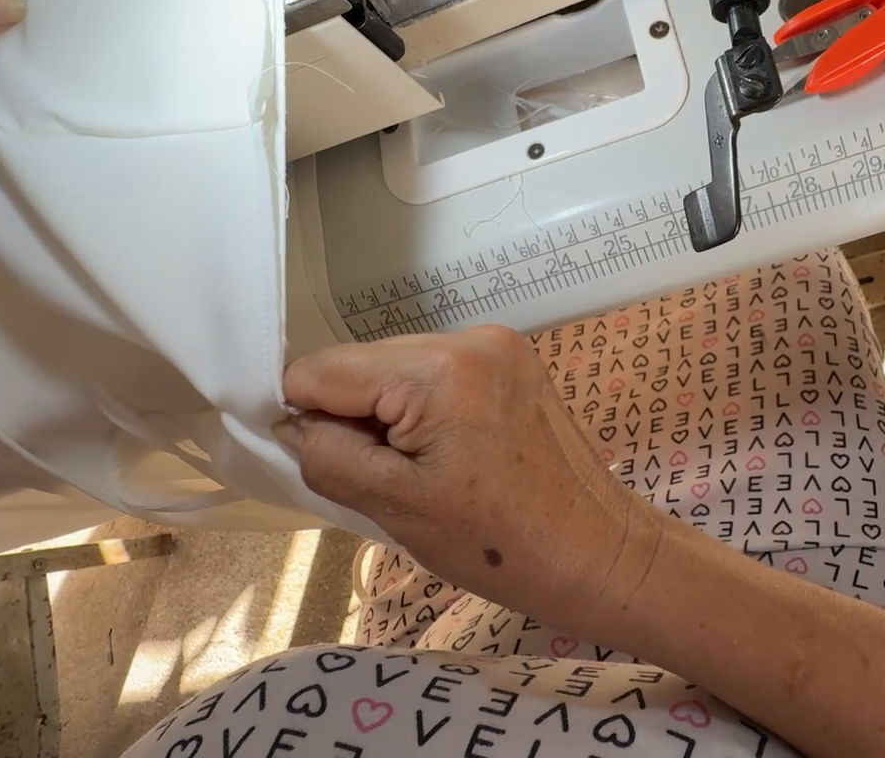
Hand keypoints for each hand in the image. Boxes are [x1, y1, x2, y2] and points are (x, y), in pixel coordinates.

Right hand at [277, 326, 669, 635]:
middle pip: (363, 362)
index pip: (321, 368)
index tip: (319, 457)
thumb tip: (291, 421)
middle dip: (353, 412)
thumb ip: (326, 453)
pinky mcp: (515, 357)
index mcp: (436, 370)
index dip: (302, 412)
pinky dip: (427, 402)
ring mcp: (497, 342)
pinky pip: (440, 368)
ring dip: (391, 407)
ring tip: (424, 464)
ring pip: (400, 364)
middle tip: (383, 473)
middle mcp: (468, 337)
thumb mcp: (392, 505)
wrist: (593, 548)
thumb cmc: (495, 543)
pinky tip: (451, 447)